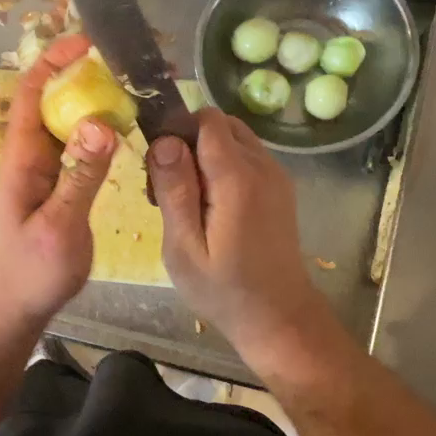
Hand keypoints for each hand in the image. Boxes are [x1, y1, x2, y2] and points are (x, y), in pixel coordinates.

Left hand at [0, 56, 119, 328]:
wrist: (18, 304)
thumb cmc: (31, 270)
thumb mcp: (59, 225)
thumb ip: (80, 176)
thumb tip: (101, 123)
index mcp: (22, 156)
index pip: (33, 92)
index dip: (56, 61)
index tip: (90, 42)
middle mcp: (33, 154)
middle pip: (56, 99)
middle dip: (87, 74)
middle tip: (132, 64)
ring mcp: (47, 169)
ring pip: (72, 121)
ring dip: (99, 101)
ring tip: (138, 87)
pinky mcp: (62, 185)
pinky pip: (83, 146)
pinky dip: (104, 131)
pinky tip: (131, 127)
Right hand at [147, 109, 327, 351]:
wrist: (277, 315)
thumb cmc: (223, 289)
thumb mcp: (184, 247)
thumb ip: (175, 190)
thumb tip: (164, 140)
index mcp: (237, 178)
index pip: (206, 120)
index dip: (176, 131)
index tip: (156, 167)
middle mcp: (262, 166)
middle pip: (220, 124)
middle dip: (188, 141)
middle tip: (167, 186)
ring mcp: (276, 176)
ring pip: (234, 138)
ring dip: (204, 154)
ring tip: (185, 199)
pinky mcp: (279, 188)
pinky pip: (246, 157)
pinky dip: (222, 167)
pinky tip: (209, 206)